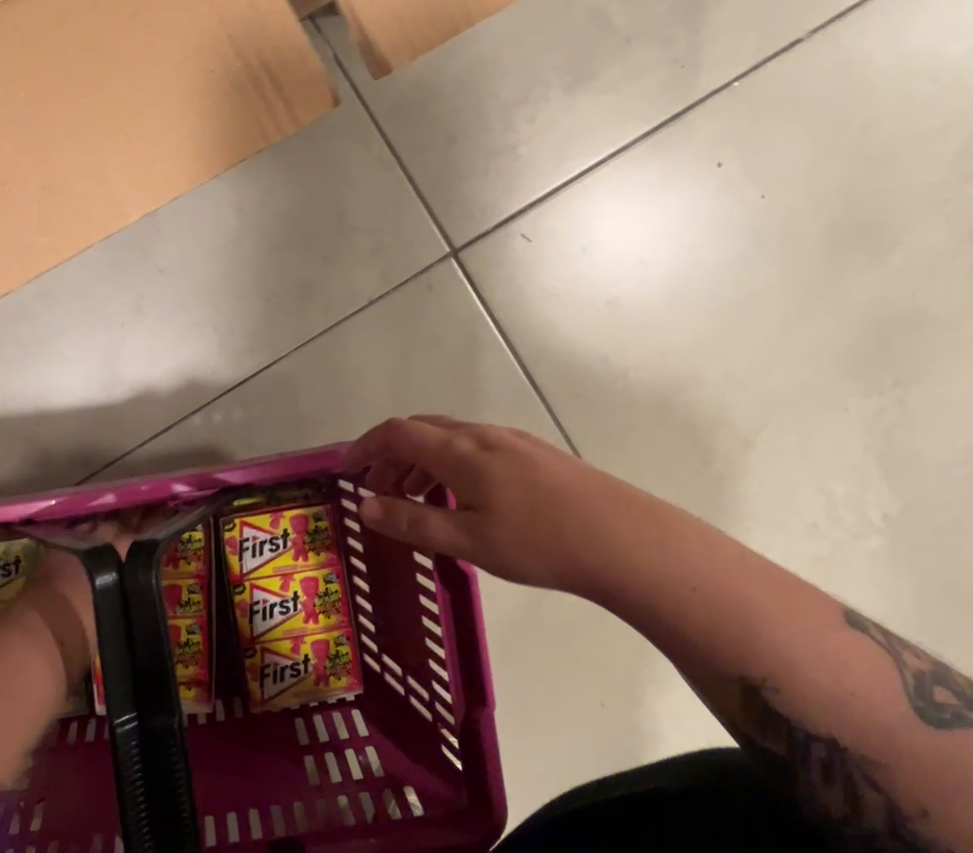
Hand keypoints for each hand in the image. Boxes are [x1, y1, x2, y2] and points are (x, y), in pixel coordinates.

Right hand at [344, 416, 663, 594]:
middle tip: (376, 491)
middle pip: (422, 430)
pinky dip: (450, 466)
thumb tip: (365, 507)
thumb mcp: (468, 542)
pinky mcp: (535, 455)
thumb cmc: (540, 543)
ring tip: (414, 501)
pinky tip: (462, 501)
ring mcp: (512, 442)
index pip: (397, 432)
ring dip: (421, 462)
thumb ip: (412, 522)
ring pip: (450, 439)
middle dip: (390, 455)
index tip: (345, 472)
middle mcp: (482, 435)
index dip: (365, 447)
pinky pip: (475, 448)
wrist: (627, 540)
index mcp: (460, 451)